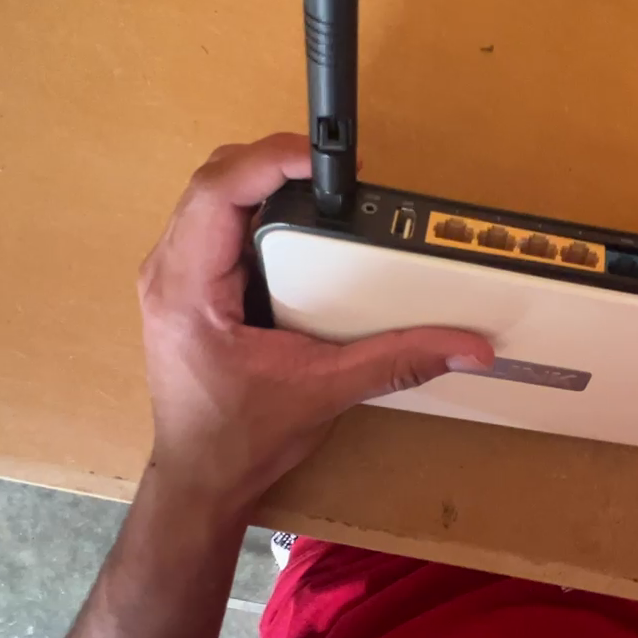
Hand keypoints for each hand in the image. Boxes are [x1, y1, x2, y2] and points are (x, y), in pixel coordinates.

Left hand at [137, 133, 492, 518]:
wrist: (203, 477)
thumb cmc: (243, 440)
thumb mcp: (326, 392)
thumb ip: (398, 361)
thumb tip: (467, 347)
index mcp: (188, 290)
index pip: (217, 193)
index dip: (270, 160)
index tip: (327, 160)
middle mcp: (170, 272)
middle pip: (214, 181)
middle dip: (275, 163)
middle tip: (338, 174)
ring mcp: (175, 277)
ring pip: (213, 199)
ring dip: (266, 183)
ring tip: (326, 192)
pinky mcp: (192, 287)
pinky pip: (218, 225)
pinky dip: (260, 212)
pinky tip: (302, 229)